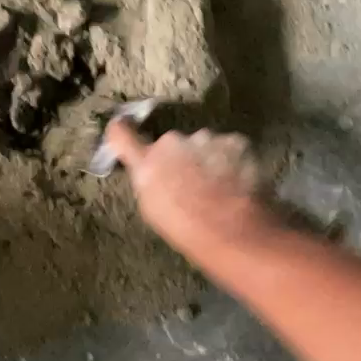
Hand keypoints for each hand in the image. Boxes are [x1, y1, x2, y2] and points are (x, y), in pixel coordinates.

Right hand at [105, 120, 278, 260]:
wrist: (233, 231)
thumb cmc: (186, 228)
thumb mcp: (152, 209)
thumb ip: (148, 179)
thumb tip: (151, 169)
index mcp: (147, 161)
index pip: (121, 132)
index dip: (121, 130)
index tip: (123, 128)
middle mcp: (172, 141)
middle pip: (172, 143)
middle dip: (179, 157)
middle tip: (191, 183)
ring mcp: (206, 138)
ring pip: (203, 145)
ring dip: (206, 159)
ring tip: (219, 187)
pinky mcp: (235, 141)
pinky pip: (230, 147)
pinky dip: (232, 161)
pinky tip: (238, 183)